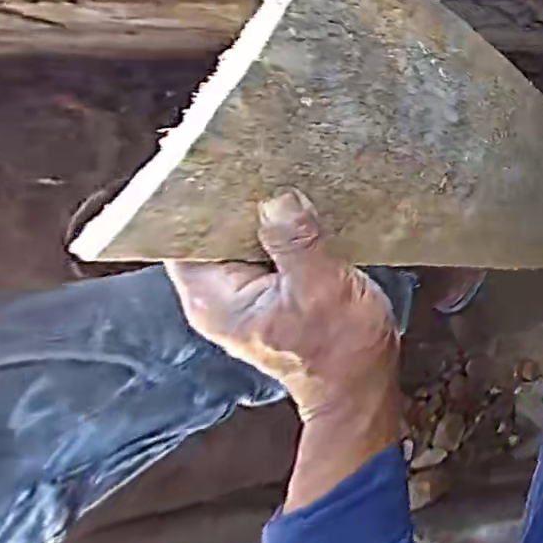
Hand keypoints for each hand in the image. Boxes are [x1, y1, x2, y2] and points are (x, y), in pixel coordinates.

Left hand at [168, 189, 401, 508]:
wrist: (360, 383)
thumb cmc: (339, 344)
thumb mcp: (321, 288)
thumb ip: (296, 243)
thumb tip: (277, 199)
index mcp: (213, 296)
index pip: (181, 236)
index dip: (194, 199)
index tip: (218, 161)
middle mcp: (219, 295)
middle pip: (211, 235)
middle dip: (235, 200)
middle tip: (261, 159)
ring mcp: (247, 296)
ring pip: (243, 241)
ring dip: (263, 214)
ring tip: (286, 177)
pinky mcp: (275, 293)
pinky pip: (268, 251)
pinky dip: (282, 230)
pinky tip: (306, 211)